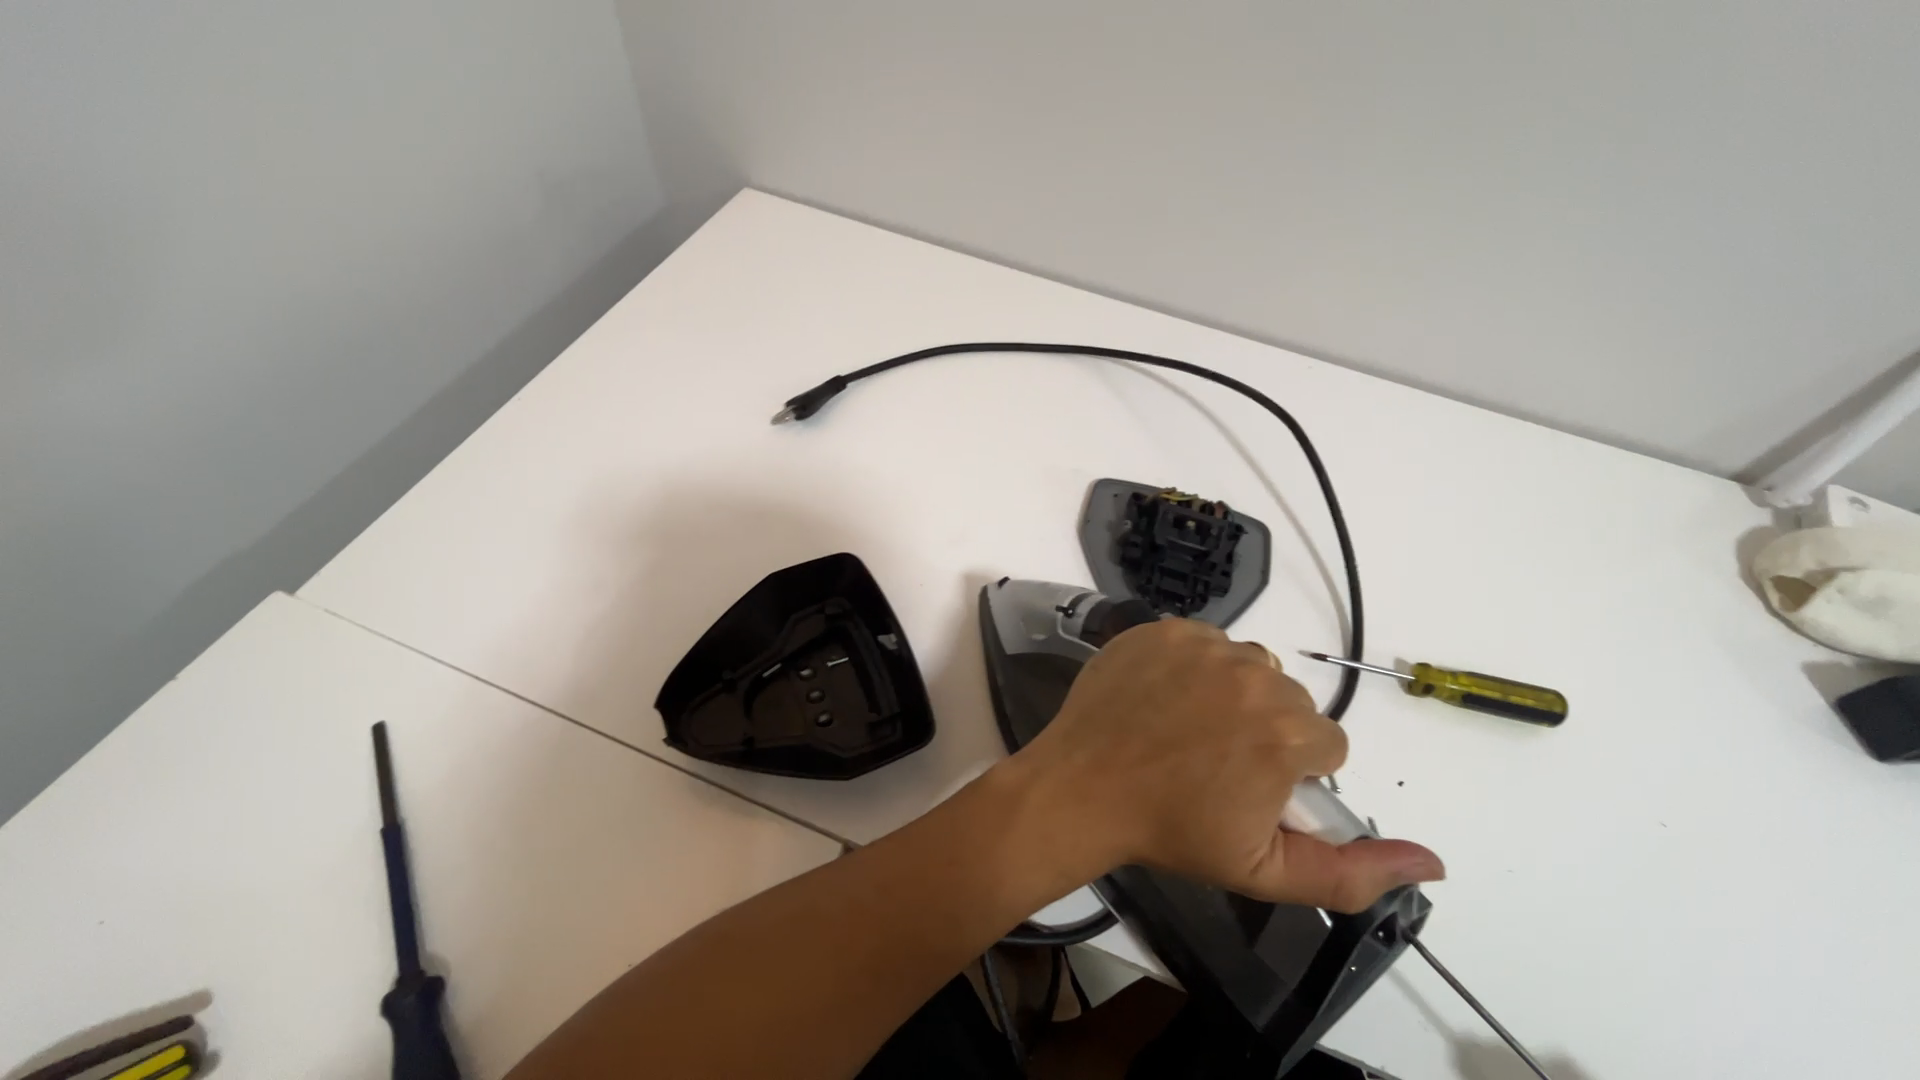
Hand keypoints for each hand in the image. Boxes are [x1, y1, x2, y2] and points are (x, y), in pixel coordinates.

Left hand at [1010, 618, 1443, 912]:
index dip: (1293, 774)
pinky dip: (1194, 667)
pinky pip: (1204, 643)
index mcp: (1289, 732)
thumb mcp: (1264, 871)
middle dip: (1267, 732)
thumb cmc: (1171, 831)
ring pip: (1251, 668)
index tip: (1249, 789)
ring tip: (1189, 730)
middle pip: (1290, 702)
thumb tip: (1433, 863)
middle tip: (1215, 763)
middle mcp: (1256, 676)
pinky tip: (1165, 699)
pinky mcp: (1164, 629)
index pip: (1327, 745)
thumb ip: (1353, 873)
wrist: (1081, 790)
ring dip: (1234, 695)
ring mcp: (1205, 646)